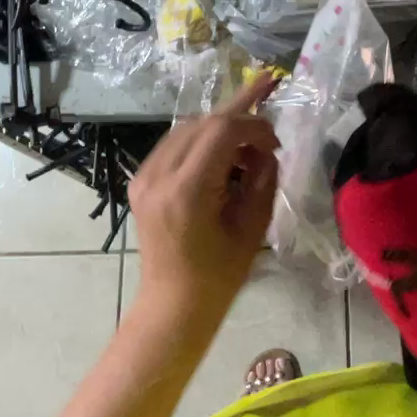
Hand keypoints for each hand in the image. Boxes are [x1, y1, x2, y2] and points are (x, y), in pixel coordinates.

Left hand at [130, 75, 280, 317]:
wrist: (174, 304)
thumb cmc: (220, 274)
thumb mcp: (253, 225)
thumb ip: (262, 178)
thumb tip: (265, 147)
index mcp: (187, 190)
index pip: (221, 130)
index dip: (253, 124)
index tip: (275, 141)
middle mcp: (158, 175)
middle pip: (202, 122)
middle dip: (239, 116)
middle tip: (268, 112)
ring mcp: (144, 177)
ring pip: (186, 128)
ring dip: (219, 127)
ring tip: (250, 141)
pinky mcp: (141, 181)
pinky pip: (174, 145)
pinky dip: (201, 141)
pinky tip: (223, 154)